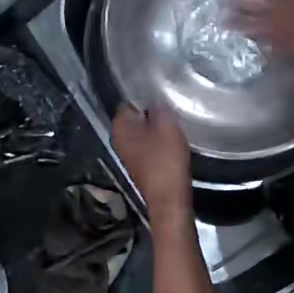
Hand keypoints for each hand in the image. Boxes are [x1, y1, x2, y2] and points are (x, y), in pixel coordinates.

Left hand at [113, 103, 192, 220]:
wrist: (169, 198)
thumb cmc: (165, 158)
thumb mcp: (166, 125)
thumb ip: (158, 106)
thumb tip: (154, 100)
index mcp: (120, 126)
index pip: (129, 100)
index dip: (146, 96)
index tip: (163, 95)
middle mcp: (119, 138)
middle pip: (136, 116)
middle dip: (153, 112)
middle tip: (171, 109)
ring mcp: (128, 153)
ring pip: (144, 131)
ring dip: (158, 128)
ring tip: (175, 124)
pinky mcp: (140, 164)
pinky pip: (149, 145)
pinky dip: (159, 142)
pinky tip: (173, 142)